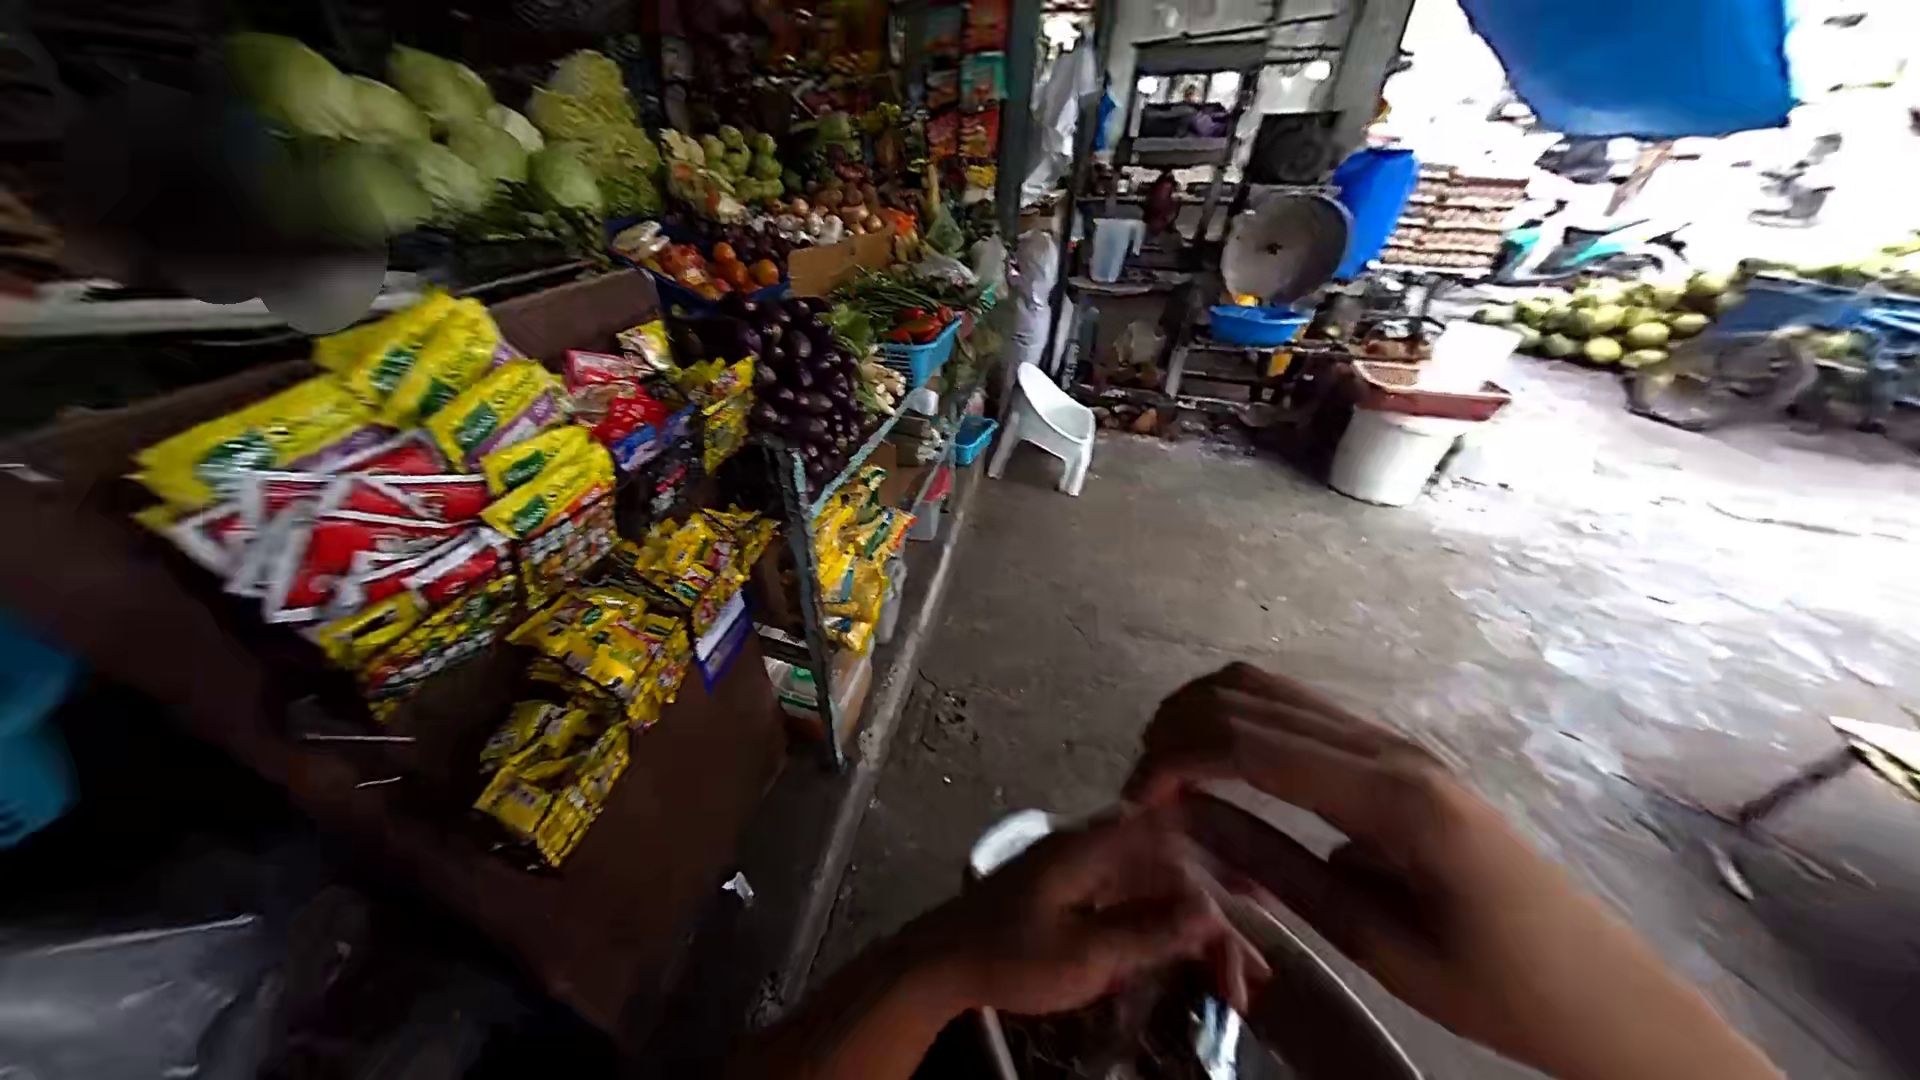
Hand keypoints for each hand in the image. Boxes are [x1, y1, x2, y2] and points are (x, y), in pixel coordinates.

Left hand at [918, 814, 1269, 1017]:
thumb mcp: (1084, 954)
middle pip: (1167, 869)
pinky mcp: (1079, 890)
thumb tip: (1210, 909)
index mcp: (1091, 845)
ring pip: (1155, 888)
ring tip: (1235, 977)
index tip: (1259, 901)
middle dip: (1212, 917)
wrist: (947, 959)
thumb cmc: (1011, 954)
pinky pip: (1134, 901)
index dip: (1217, 864)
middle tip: (1251, 971)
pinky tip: (1190, 960)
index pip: (1167, 839)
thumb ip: (1147, 930)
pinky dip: (1164, 930)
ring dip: (1193, 929)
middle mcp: (1092, 845)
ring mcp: (1085, 867)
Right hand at [1127, 663, 1780, 1079]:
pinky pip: (1286, 701)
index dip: (1176, 760)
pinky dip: (1231, 712)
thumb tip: (1183, 812)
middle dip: (1174, 731)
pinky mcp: (1383, 743)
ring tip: (1165, 762)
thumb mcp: (1375, 944)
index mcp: (1391, 797)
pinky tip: (1213, 751)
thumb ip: (1271, 864)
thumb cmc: (1498, 988)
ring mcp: (1386, 735)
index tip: (1136, 799)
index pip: (1249, 746)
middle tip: (1142, 785)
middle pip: (1244, 699)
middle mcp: (1384, 744)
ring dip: (1197, 711)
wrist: (1608, 992)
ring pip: (1260, 685)